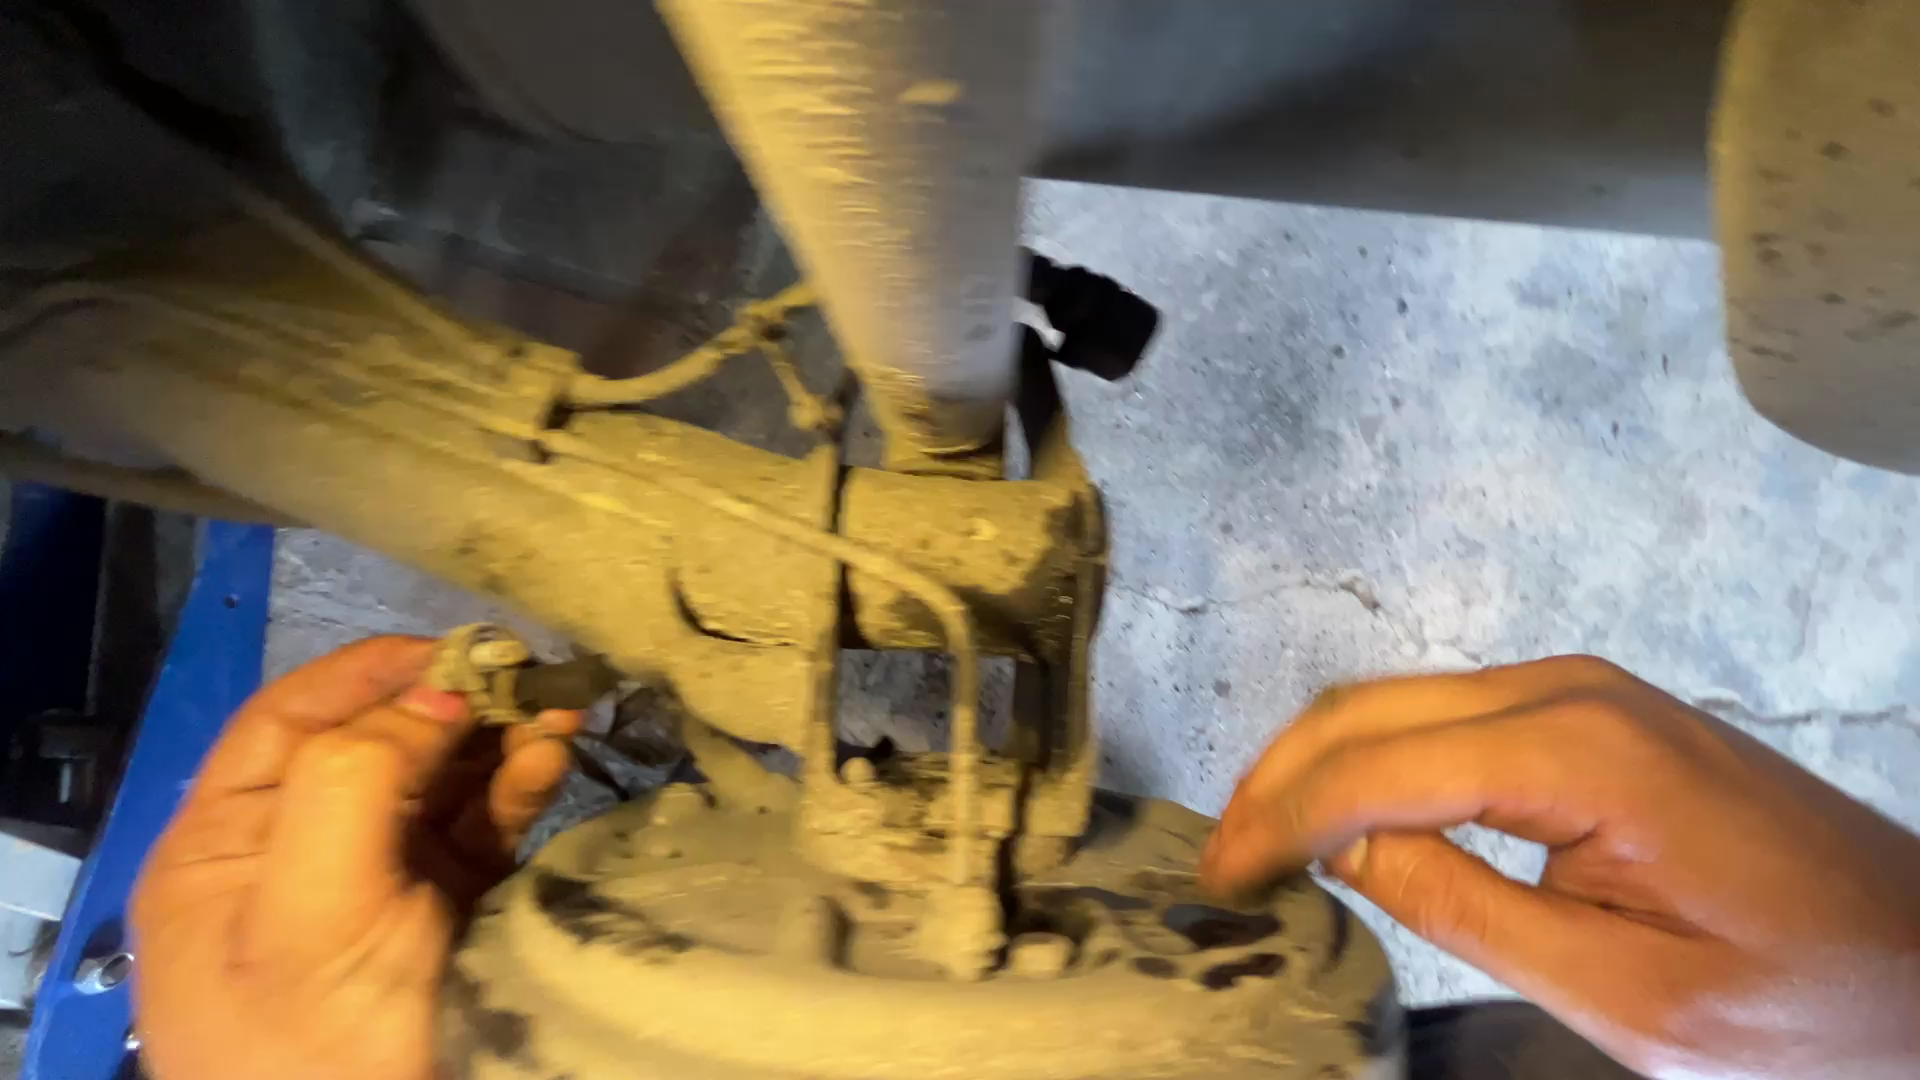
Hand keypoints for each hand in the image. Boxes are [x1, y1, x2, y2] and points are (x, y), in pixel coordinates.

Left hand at [130, 636, 581, 1079]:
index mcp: (236, 838)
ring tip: (561, 710)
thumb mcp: (309, 911)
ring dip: (508, 731)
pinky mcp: (461, 880)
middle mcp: (314, 836)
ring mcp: (393, 859)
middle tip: (532, 673)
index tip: (460, 650)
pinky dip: (527, 775)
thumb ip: (356, 783)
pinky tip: (555, 755)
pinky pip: (495, 807)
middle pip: (390, 733)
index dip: (375, 671)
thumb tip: (442, 693)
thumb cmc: (317, 1037)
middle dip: (463, 698)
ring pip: (454, 765)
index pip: (297, 716)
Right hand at [1200, 655, 1919, 1079]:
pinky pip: (1420, 713)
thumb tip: (1338, 843)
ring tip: (1259, 830)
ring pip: (1379, 700)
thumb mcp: (1627, 997)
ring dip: (1304, 763)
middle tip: (1224, 851)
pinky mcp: (1557, 701)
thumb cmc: (1812, 1009)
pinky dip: (1355, 757)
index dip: (1283, 817)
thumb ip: (1459, 904)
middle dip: (1274, 779)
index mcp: (1575, 750)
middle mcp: (1552, 687)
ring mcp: (1556, 683)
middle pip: (1360, 710)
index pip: (1378, 768)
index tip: (1226, 873)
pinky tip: (1331, 804)